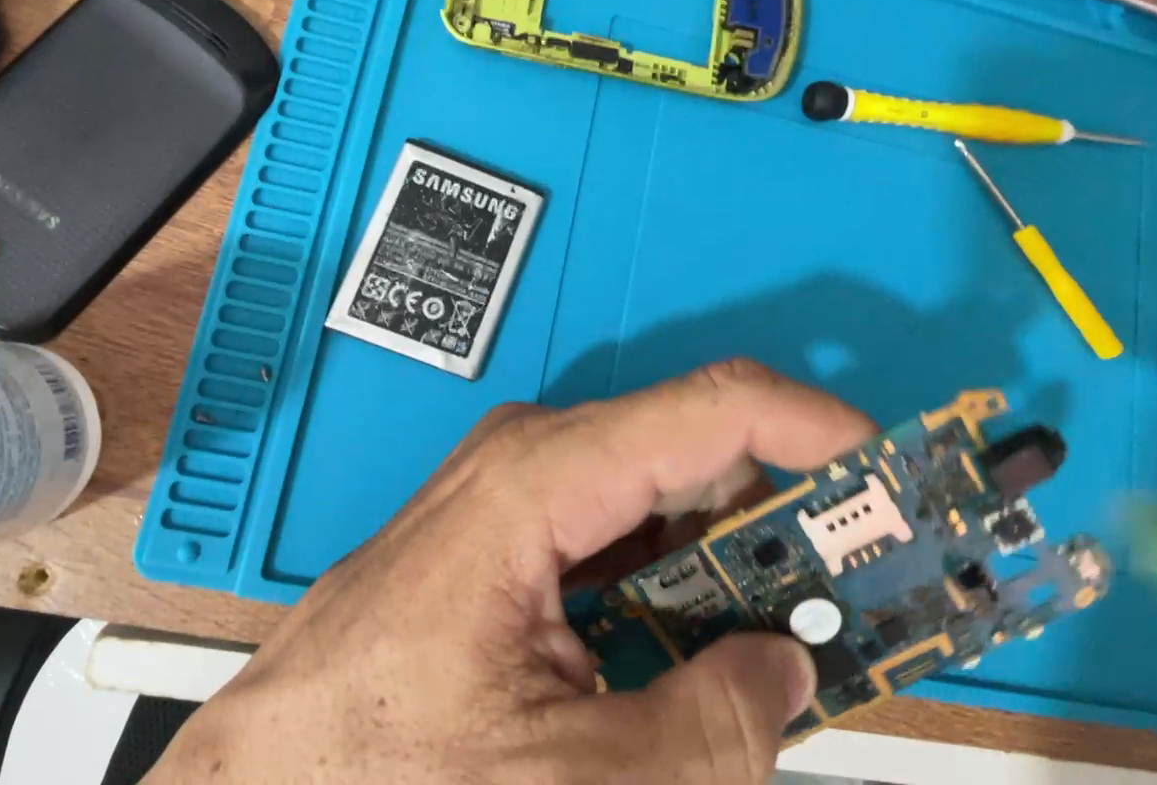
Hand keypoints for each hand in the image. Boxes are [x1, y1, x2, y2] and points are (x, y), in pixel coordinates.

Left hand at [147, 359, 877, 783]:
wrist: (264, 778)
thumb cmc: (385, 766)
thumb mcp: (581, 777)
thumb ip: (713, 726)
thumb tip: (784, 673)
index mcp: (548, 476)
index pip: (717, 409)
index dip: (819, 431)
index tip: (893, 471)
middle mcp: (538, 460)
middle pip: (700, 447)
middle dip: (795, 502)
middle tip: (872, 562)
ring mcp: (524, 494)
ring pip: (669, 495)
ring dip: (744, 546)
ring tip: (812, 608)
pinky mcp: (516, 537)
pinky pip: (626, 534)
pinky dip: (686, 574)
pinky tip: (720, 631)